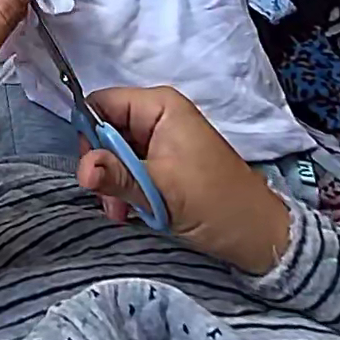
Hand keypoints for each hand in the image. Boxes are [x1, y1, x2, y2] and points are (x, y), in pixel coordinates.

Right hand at [76, 87, 291, 274]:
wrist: (257, 236)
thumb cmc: (215, 204)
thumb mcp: (160, 191)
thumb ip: (117, 176)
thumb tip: (81, 169)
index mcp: (160, 105)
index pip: (102, 103)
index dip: (90, 133)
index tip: (90, 168)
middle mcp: (158, 114)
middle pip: (106, 128)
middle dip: (102, 164)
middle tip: (110, 199)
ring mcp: (161, 137)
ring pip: (115, 150)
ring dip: (113, 181)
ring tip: (123, 211)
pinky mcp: (164, 160)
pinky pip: (130, 165)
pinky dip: (126, 187)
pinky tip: (132, 210)